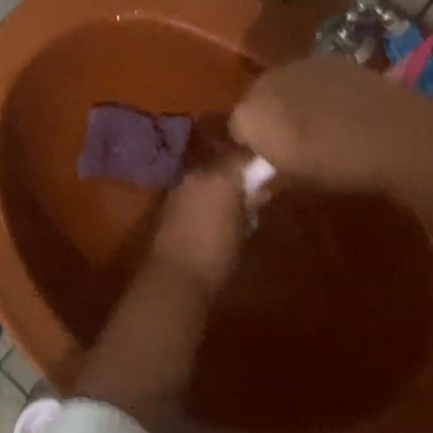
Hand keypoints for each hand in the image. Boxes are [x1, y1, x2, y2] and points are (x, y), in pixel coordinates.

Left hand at [146, 167, 246, 299]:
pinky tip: (209, 214)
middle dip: (234, 174)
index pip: (243, 155)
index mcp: (221, 176)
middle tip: (248, 191)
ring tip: (229, 205)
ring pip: (204, 176)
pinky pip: (191, 190)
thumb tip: (259, 191)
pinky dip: (201, 196)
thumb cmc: (218, 255)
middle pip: (221, 163)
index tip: (265, 173)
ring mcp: (179, 186)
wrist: (174, 276)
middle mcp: (198, 173)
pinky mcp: (167, 201)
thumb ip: (251, 205)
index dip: (255, 163)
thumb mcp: (243, 230)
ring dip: (216, 185)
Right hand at [230, 56, 431, 190]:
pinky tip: (340, 109)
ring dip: (292, 102)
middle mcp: (266, 83)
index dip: (251, 146)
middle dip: (267, 118)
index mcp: (249, 115)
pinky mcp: (329, 59)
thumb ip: (269, 174)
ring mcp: (298, 66)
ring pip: (284, 86)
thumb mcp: (296, 181)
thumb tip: (260, 175)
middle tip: (291, 143)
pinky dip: (317, 90)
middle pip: (256, 100)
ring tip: (318, 125)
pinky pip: (311, 77)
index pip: (236, 128)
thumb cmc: (336, 166)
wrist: (392, 134)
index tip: (268, 161)